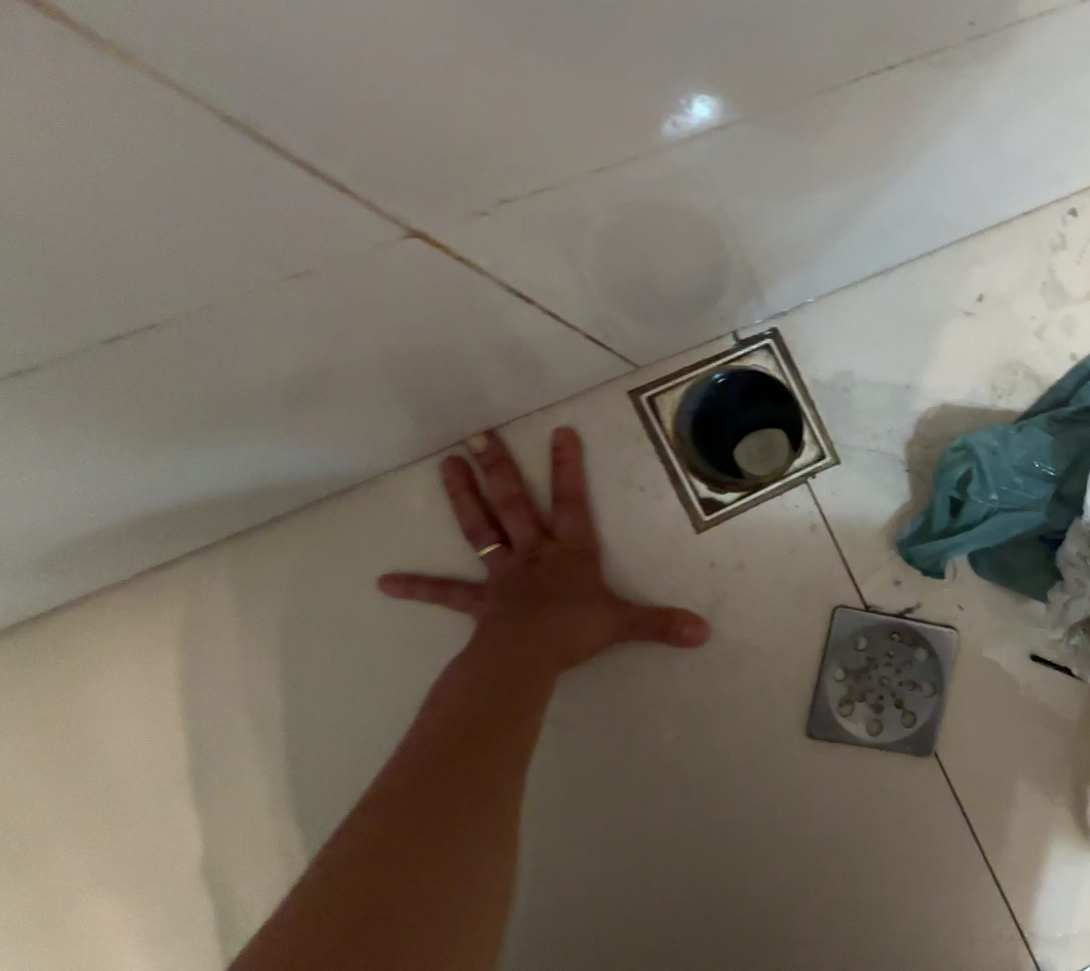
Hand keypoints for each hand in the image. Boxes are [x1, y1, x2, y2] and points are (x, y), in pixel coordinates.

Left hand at [378, 427, 709, 674]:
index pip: (572, 501)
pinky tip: (385, 582)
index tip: (560, 432)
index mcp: (570, 552)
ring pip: (482, 530)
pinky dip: (418, 587)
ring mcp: (504, 575)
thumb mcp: (625, 623)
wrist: (525, 659)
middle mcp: (535, 554)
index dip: (567, 467)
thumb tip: (704, 632)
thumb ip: (662, 623)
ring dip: (465, 498)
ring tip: (448, 466)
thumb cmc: (574, 632)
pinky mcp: (480, 603)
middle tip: (480, 436)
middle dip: (500, 469)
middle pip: (515, 504)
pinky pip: (447, 594)